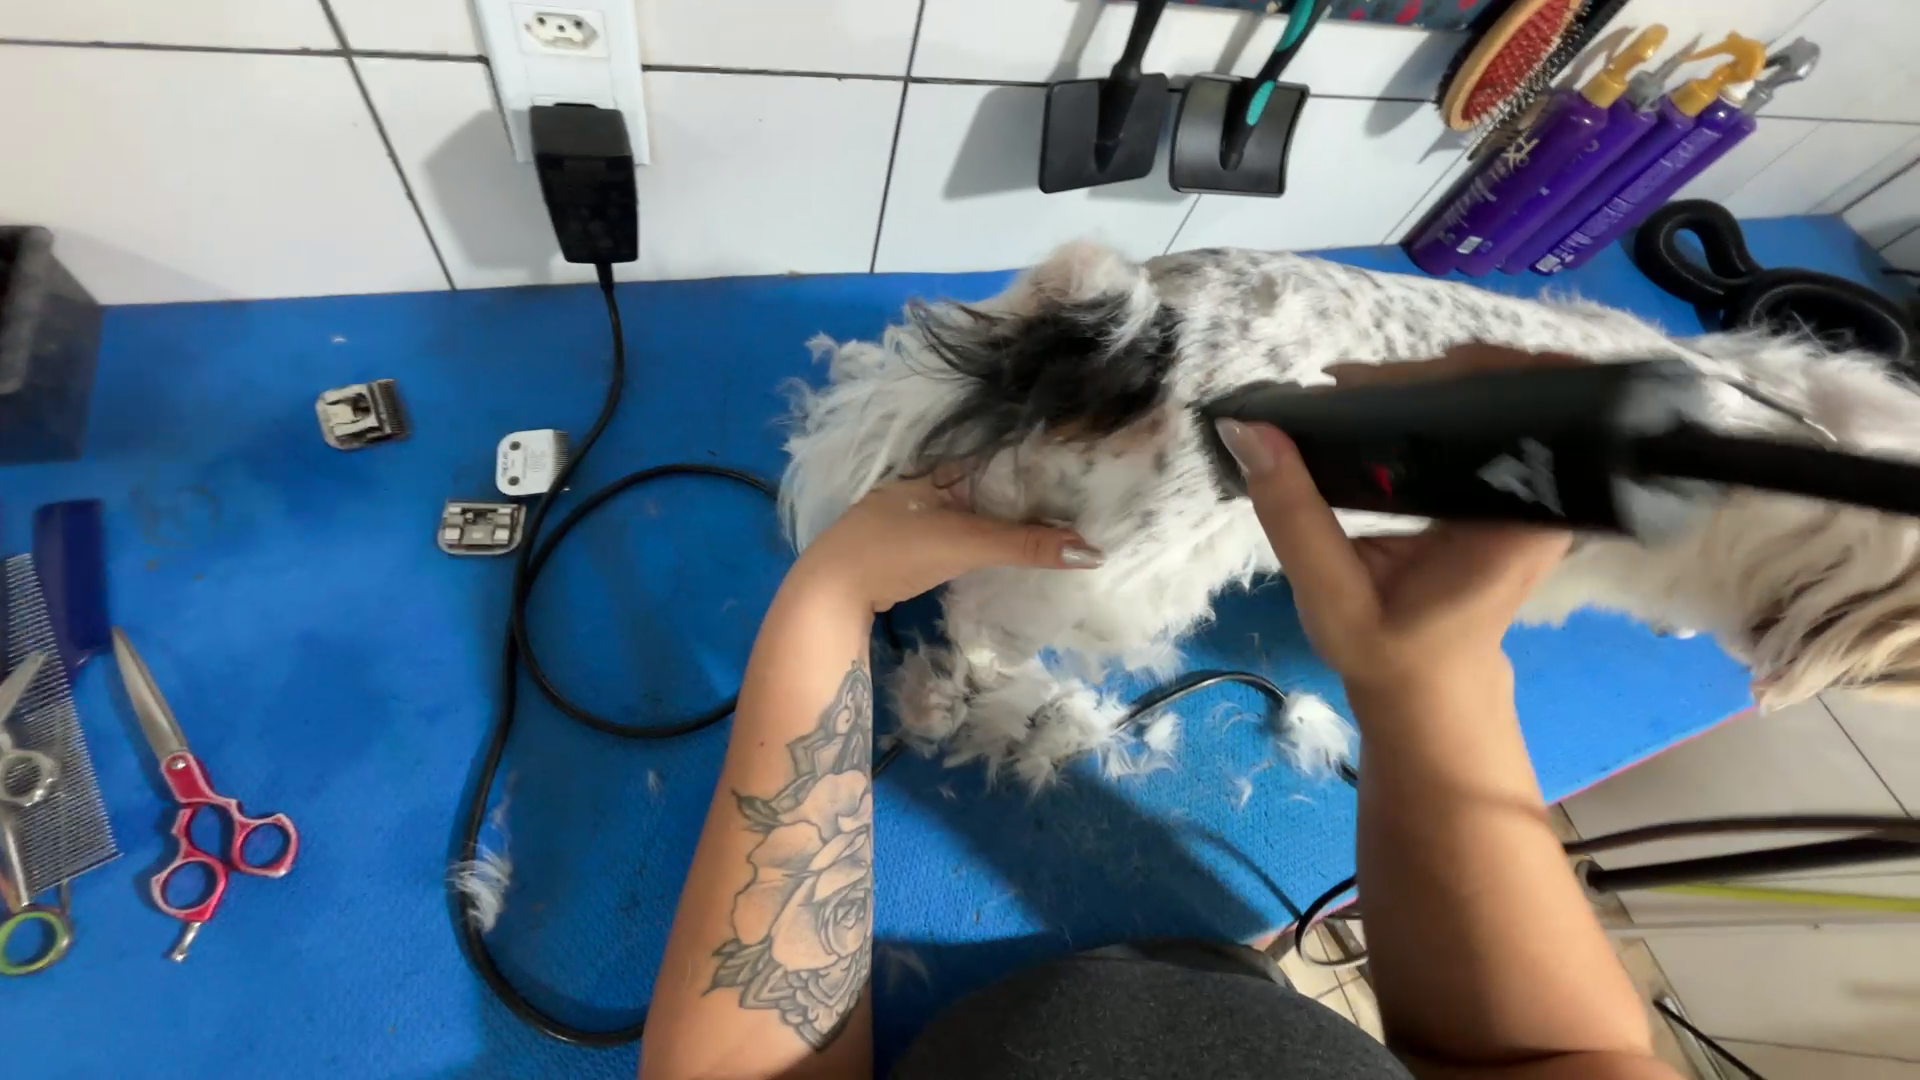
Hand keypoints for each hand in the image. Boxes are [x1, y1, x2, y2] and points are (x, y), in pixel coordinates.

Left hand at [793, 476, 1103, 611]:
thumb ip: (1026, 545)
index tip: (1086, 467)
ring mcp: (922, 508)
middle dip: (1034, 490)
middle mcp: (933, 478)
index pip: (1004, 453)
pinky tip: (1016, 540)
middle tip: (1086, 496)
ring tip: (1064, 516)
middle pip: (995, 481)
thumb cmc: (896, 549)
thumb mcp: (967, 543)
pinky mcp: (917, 536)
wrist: (832, 589)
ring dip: (1014, 513)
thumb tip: (1093, 552)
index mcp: (943, 464)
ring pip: (981, 505)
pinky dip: (992, 533)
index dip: (1043, 460)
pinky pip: (966, 526)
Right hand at [1215, 346, 1572, 695]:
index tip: (1387, 377)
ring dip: (1419, 386)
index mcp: (1520, 519)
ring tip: (1344, 393)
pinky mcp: (1490, 492)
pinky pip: (1468, 428)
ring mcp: (1518, 490)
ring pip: (1487, 406)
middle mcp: (1536, 494)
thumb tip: (1246, 430)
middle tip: (1341, 384)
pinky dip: (1416, 410)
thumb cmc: (1387, 654)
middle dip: (1429, 373)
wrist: (1424, 690)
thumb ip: (1292, 514)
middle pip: (1507, 395)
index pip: (1532, 408)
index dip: (1478, 370)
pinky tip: (1363, 411)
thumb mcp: (1329, 592)